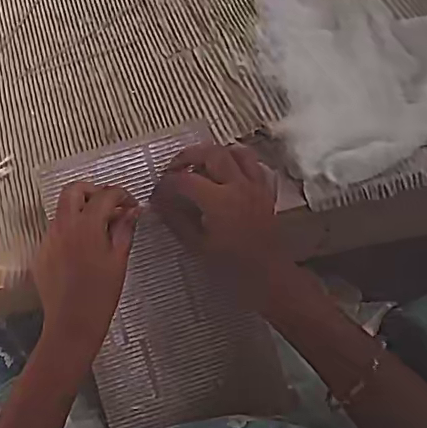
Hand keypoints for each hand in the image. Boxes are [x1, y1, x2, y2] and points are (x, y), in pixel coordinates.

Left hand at [34, 182, 138, 361]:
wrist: (72, 322)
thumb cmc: (99, 295)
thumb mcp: (118, 259)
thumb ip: (124, 229)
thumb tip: (131, 212)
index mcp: (86, 226)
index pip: (105, 195)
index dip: (121, 195)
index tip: (130, 205)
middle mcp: (62, 227)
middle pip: (74, 190)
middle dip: (93, 192)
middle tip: (110, 206)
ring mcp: (48, 239)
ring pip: (62, 211)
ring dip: (80, 212)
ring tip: (99, 231)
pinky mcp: (41, 253)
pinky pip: (55, 232)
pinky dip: (70, 232)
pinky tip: (83, 250)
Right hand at [154, 144, 291, 305]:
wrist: (268, 275)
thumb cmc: (233, 267)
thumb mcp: (198, 246)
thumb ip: (177, 220)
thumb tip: (161, 204)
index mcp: (218, 201)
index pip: (184, 180)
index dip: (166, 184)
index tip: (158, 193)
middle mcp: (238, 187)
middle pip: (211, 153)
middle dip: (187, 156)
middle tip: (173, 169)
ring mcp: (255, 186)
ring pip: (236, 151)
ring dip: (215, 153)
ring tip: (201, 164)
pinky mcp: (265, 192)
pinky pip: (254, 165)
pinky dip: (238, 161)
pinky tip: (228, 172)